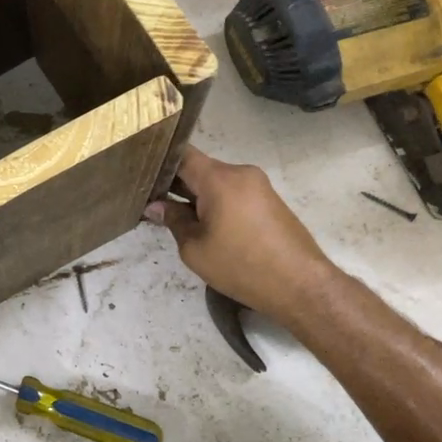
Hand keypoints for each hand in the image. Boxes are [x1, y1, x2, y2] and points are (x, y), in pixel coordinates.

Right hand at [143, 149, 350, 326]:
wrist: (303, 287)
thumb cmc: (243, 266)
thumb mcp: (195, 248)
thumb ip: (173, 220)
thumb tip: (155, 206)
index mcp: (220, 179)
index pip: (181, 154)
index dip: (158, 161)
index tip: (139, 173)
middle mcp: (241, 173)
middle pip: (199, 168)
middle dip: (175, 182)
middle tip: (150, 199)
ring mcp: (259, 186)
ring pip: (216, 182)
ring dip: (196, 195)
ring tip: (175, 215)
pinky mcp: (269, 201)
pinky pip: (233, 193)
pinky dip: (215, 202)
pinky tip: (204, 224)